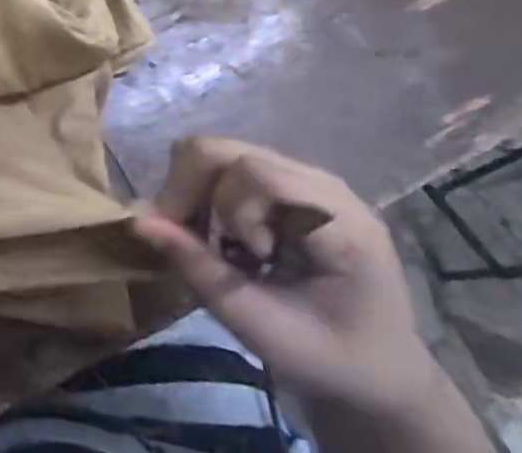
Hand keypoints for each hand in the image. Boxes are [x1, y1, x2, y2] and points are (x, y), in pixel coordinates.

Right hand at [131, 138, 440, 416]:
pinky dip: (209, 194)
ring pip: (221, 151)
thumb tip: (139, 221)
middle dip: (191, 189)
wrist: (382, 372)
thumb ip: (202, 272)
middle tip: (185, 237)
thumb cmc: (331, 358)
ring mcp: (304, 178)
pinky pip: (230, 165)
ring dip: (197, 192)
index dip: (221, 206)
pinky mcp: (288, 183)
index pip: (256, 172)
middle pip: (227, 149)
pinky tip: (222, 237)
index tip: (221, 255)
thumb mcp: (265, 331)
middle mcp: (322, 183)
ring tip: (207, 241)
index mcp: (340, 220)